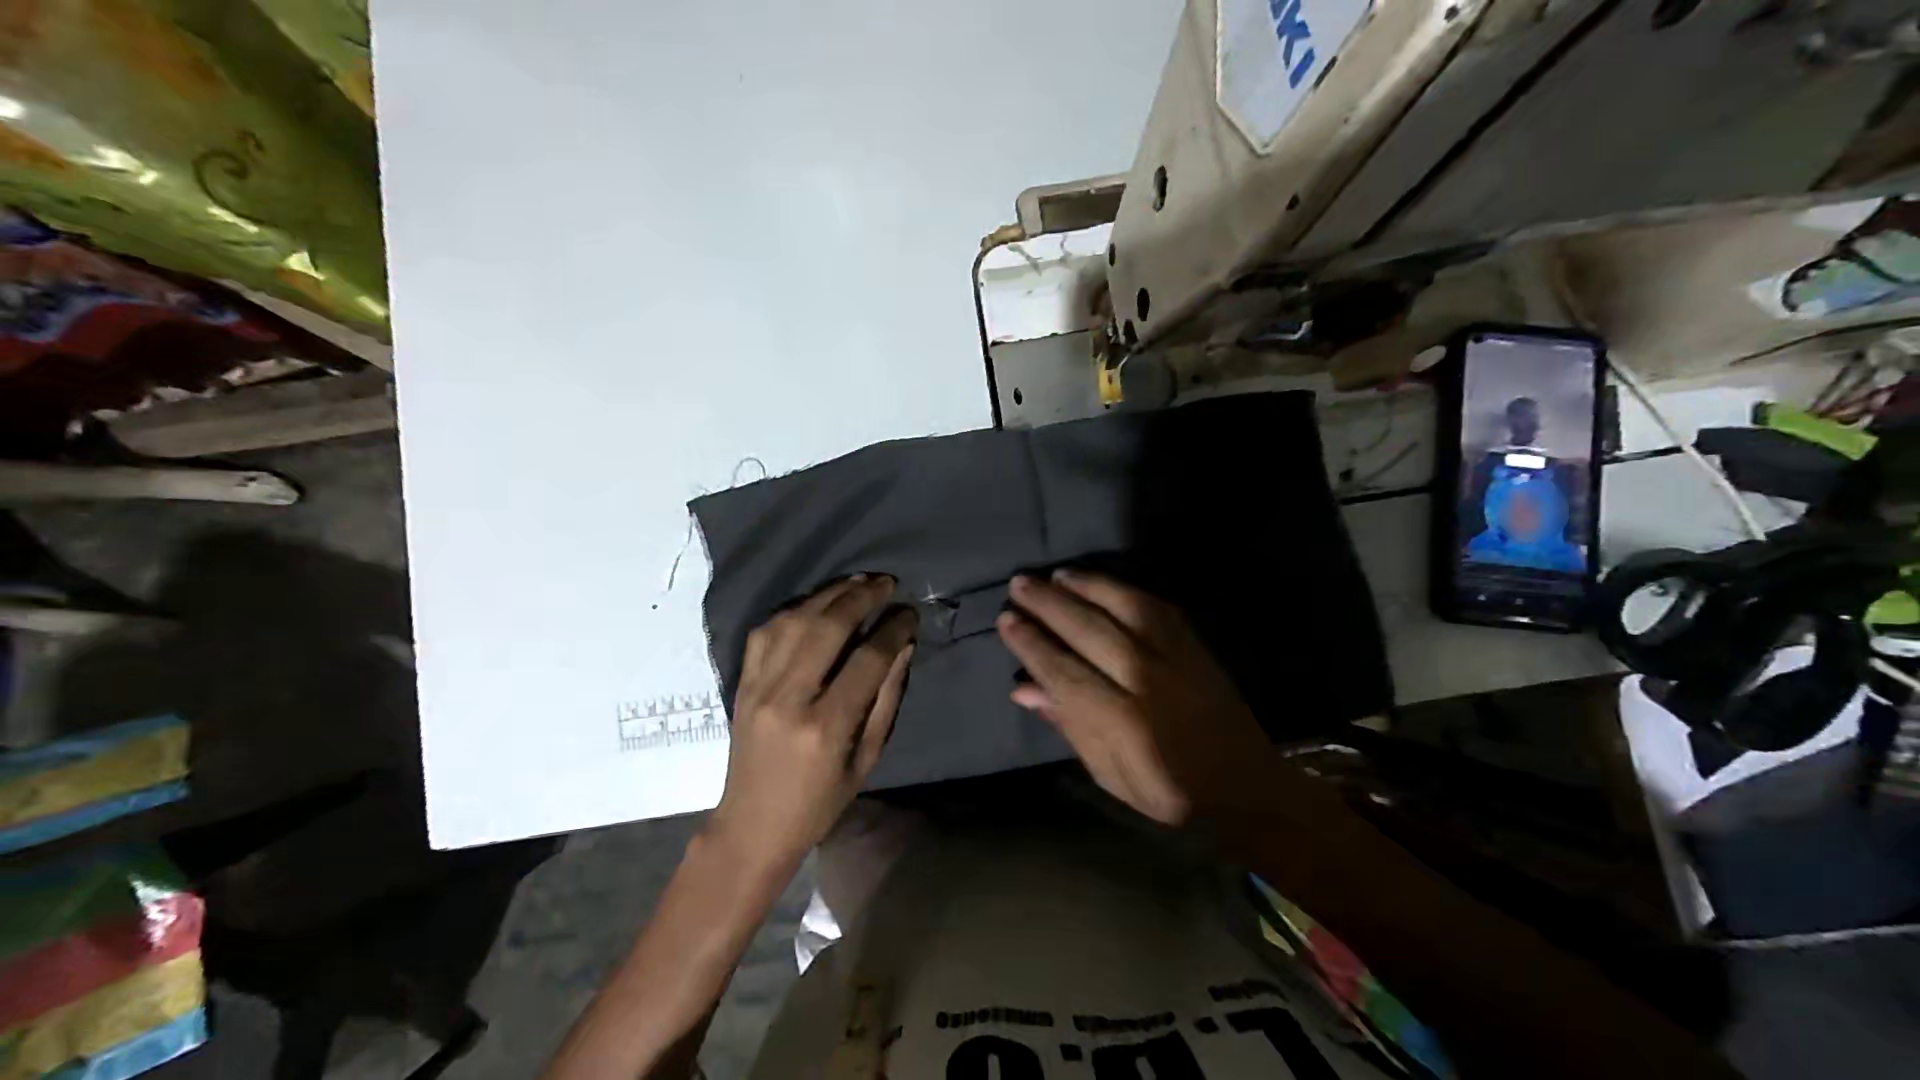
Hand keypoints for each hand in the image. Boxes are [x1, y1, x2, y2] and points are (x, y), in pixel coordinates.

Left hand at [711, 575, 915, 865]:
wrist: (753, 824)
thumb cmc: (820, 802)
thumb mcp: (867, 758)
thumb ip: (887, 698)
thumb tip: (904, 645)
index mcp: (826, 726)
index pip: (867, 659)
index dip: (894, 628)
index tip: (910, 613)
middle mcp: (789, 698)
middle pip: (828, 627)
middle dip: (862, 597)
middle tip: (887, 584)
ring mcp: (759, 687)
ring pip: (794, 620)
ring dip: (829, 594)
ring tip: (858, 582)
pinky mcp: (742, 683)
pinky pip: (765, 631)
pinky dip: (794, 609)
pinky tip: (817, 602)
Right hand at [996, 570, 1281, 825]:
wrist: (1245, 786)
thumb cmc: (1168, 792)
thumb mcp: (1109, 775)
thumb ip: (1069, 725)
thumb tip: (1023, 689)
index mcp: (1123, 722)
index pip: (1064, 671)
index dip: (1032, 644)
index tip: (1006, 620)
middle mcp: (1148, 681)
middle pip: (1090, 631)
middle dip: (1050, 604)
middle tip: (1019, 583)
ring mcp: (1176, 658)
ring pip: (1124, 608)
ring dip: (1086, 586)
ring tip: (1055, 575)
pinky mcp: (1195, 646)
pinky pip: (1156, 606)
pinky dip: (1124, 590)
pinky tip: (1100, 583)